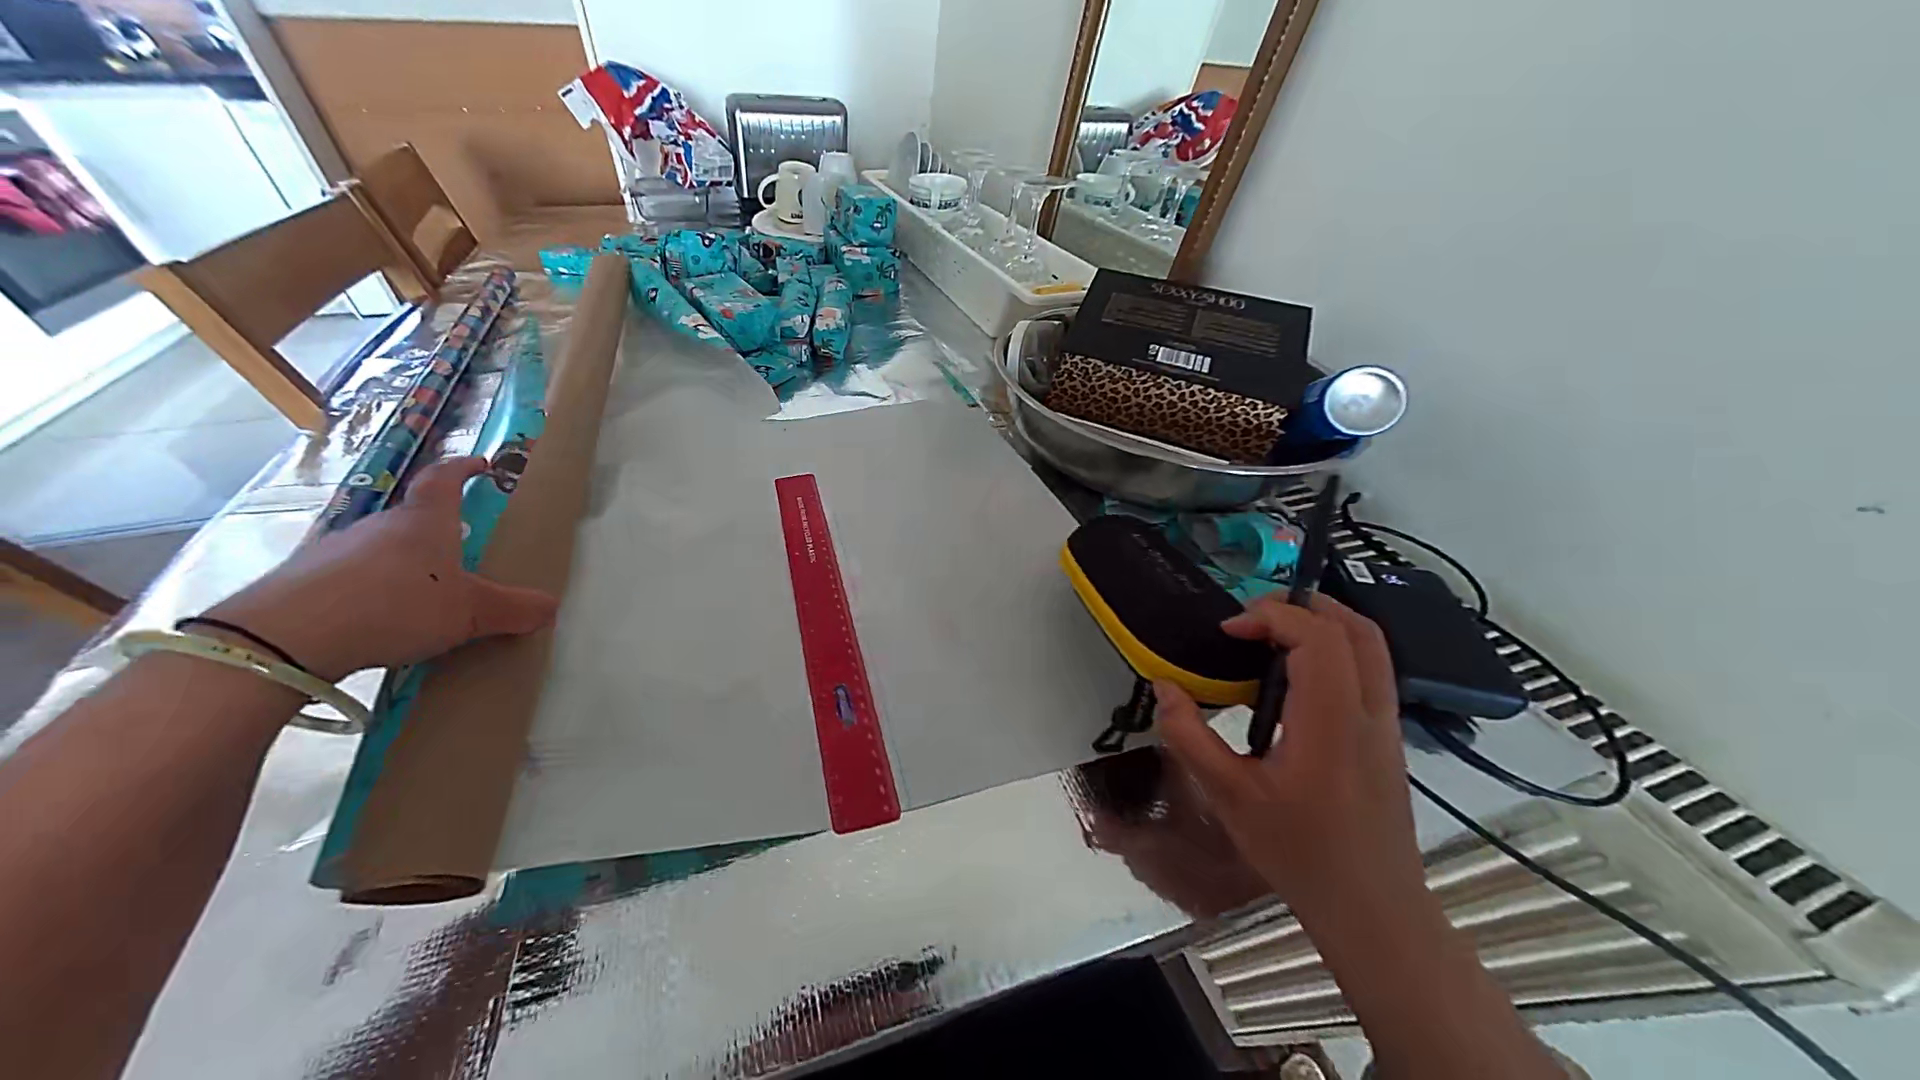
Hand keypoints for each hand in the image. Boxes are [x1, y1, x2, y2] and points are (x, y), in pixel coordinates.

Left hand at [205, 456, 557, 681]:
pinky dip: (371, 589)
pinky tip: (381, 619)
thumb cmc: (397, 605)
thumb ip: (514, 608)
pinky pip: (351, 576)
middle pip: (414, 517)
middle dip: (440, 530)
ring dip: (405, 563)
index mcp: (425, 521)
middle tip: (464, 552)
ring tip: (424, 595)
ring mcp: (337, 549)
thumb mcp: (472, 613)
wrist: (287, 635)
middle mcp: (381, 525)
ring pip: (382, 547)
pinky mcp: (305, 578)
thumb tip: (550, 606)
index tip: (481, 463)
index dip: (463, 468)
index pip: (444, 478)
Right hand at [1152, 593, 1425, 915]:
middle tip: (1252, 617)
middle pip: (1356, 628)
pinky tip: (1293, 679)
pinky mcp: (1387, 738)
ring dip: (1322, 625)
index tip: (1229, 630)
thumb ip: (1190, 737)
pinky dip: (1333, 651)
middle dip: (1302, 606)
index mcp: (1333, 721)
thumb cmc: (1298, 852)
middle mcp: (1370, 712)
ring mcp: (1386, 724)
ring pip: (1371, 646)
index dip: (1271, 616)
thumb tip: (1163, 686)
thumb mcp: (1228, 795)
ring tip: (1271, 636)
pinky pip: (1369, 671)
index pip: (1317, 637)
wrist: (1371, 907)